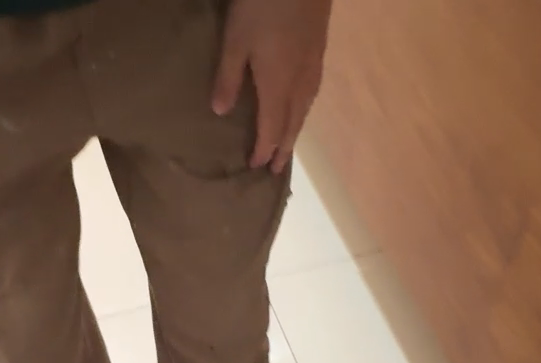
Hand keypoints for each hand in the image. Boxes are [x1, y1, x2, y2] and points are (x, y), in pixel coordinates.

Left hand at [211, 0, 332, 172]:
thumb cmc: (263, 3)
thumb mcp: (236, 38)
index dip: (264, 149)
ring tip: (289, 143)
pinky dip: (305, 107)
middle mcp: (299, 82)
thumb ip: (228, 77)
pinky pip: (313, 89)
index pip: (271, 129)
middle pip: (292, 123)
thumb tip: (221, 113)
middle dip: (283, 148)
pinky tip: (302, 104)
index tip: (256, 167)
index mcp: (277, 85)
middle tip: (276, 169)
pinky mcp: (320, 47)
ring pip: (306, 107)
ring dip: (297, 129)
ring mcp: (313, 64)